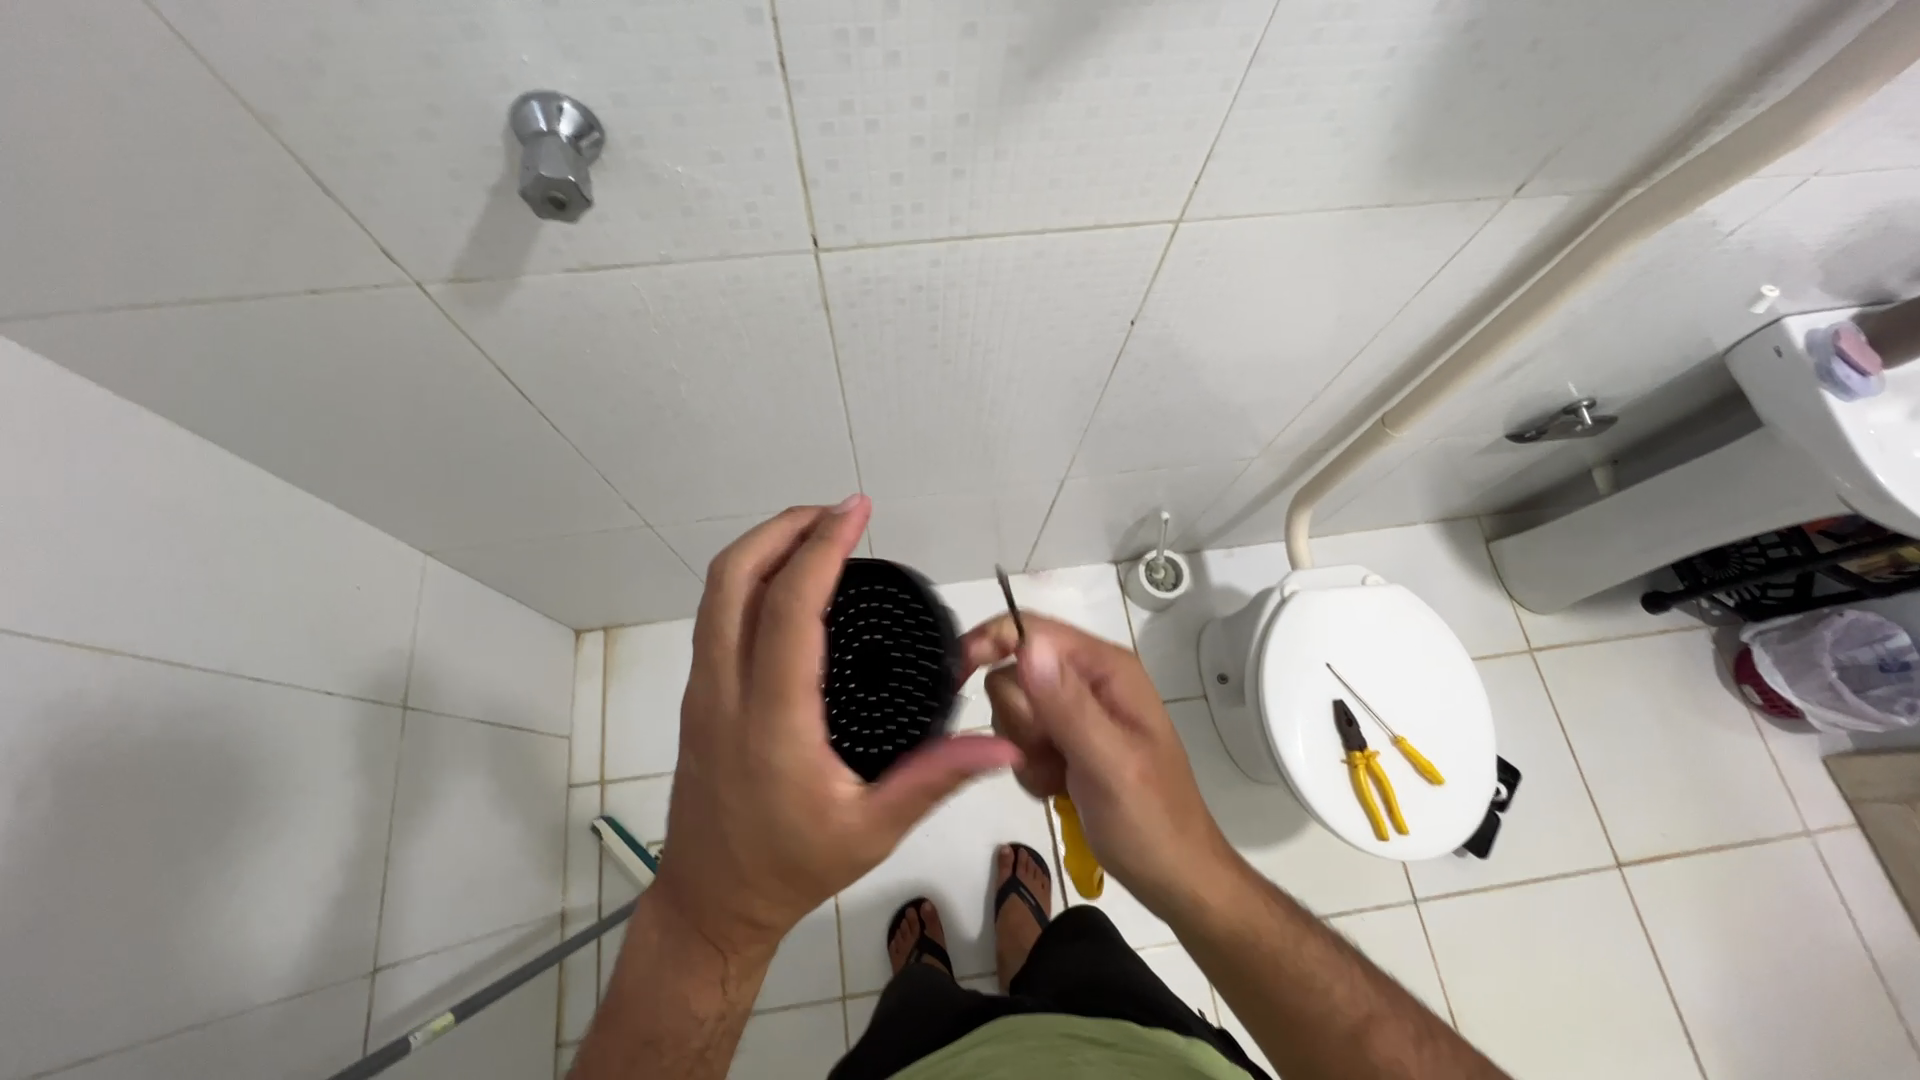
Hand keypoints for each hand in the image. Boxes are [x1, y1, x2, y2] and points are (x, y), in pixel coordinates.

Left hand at [652, 497, 1020, 956]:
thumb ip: (936, 778)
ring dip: (764, 548)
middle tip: (837, 513)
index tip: (857, 511)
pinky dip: (752, 578)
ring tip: (818, 535)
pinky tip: (792, 585)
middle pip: (733, 578)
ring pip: (717, 592)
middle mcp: (726, 690)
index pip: (790, 607)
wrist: (712, 901)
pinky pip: (717, 615)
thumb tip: (1002, 744)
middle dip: (783, 528)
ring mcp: (705, 690)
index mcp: (771, 718)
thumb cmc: (790, 867)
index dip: (822, 548)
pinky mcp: (702, 695)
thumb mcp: (872, 830)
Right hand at [961, 614, 1234, 914]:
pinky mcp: (1066, 741)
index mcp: (1105, 669)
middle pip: (1014, 673)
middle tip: (1051, 753)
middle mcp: (1088, 680)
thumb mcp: (1109, 763)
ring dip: (1024, 749)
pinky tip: (1059, 788)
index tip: (956, 678)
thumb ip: (1067, 704)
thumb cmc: (1150, 821)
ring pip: (1012, 709)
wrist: (1173, 875)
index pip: (1031, 630)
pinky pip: (1019, 740)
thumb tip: (1027, 645)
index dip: (990, 643)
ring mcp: (1076, 712)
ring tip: (1061, 778)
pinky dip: (1030, 768)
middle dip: (1019, 719)